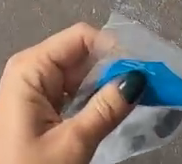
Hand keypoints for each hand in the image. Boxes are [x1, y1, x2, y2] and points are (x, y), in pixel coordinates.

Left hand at [0, 23, 145, 163]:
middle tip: (150, 84)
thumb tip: (138, 78)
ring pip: (79, 77)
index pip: (80, 38)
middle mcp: (32, 69)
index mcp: (32, 66)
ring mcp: (34, 91)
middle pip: (81, 55)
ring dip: (107, 85)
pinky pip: (72, 95)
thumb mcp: (71, 144)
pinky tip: (116, 109)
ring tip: (141, 95)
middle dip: (114, 67)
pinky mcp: (39, 112)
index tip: (144, 69)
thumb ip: (105, 109)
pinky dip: (93, 100)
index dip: (113, 48)